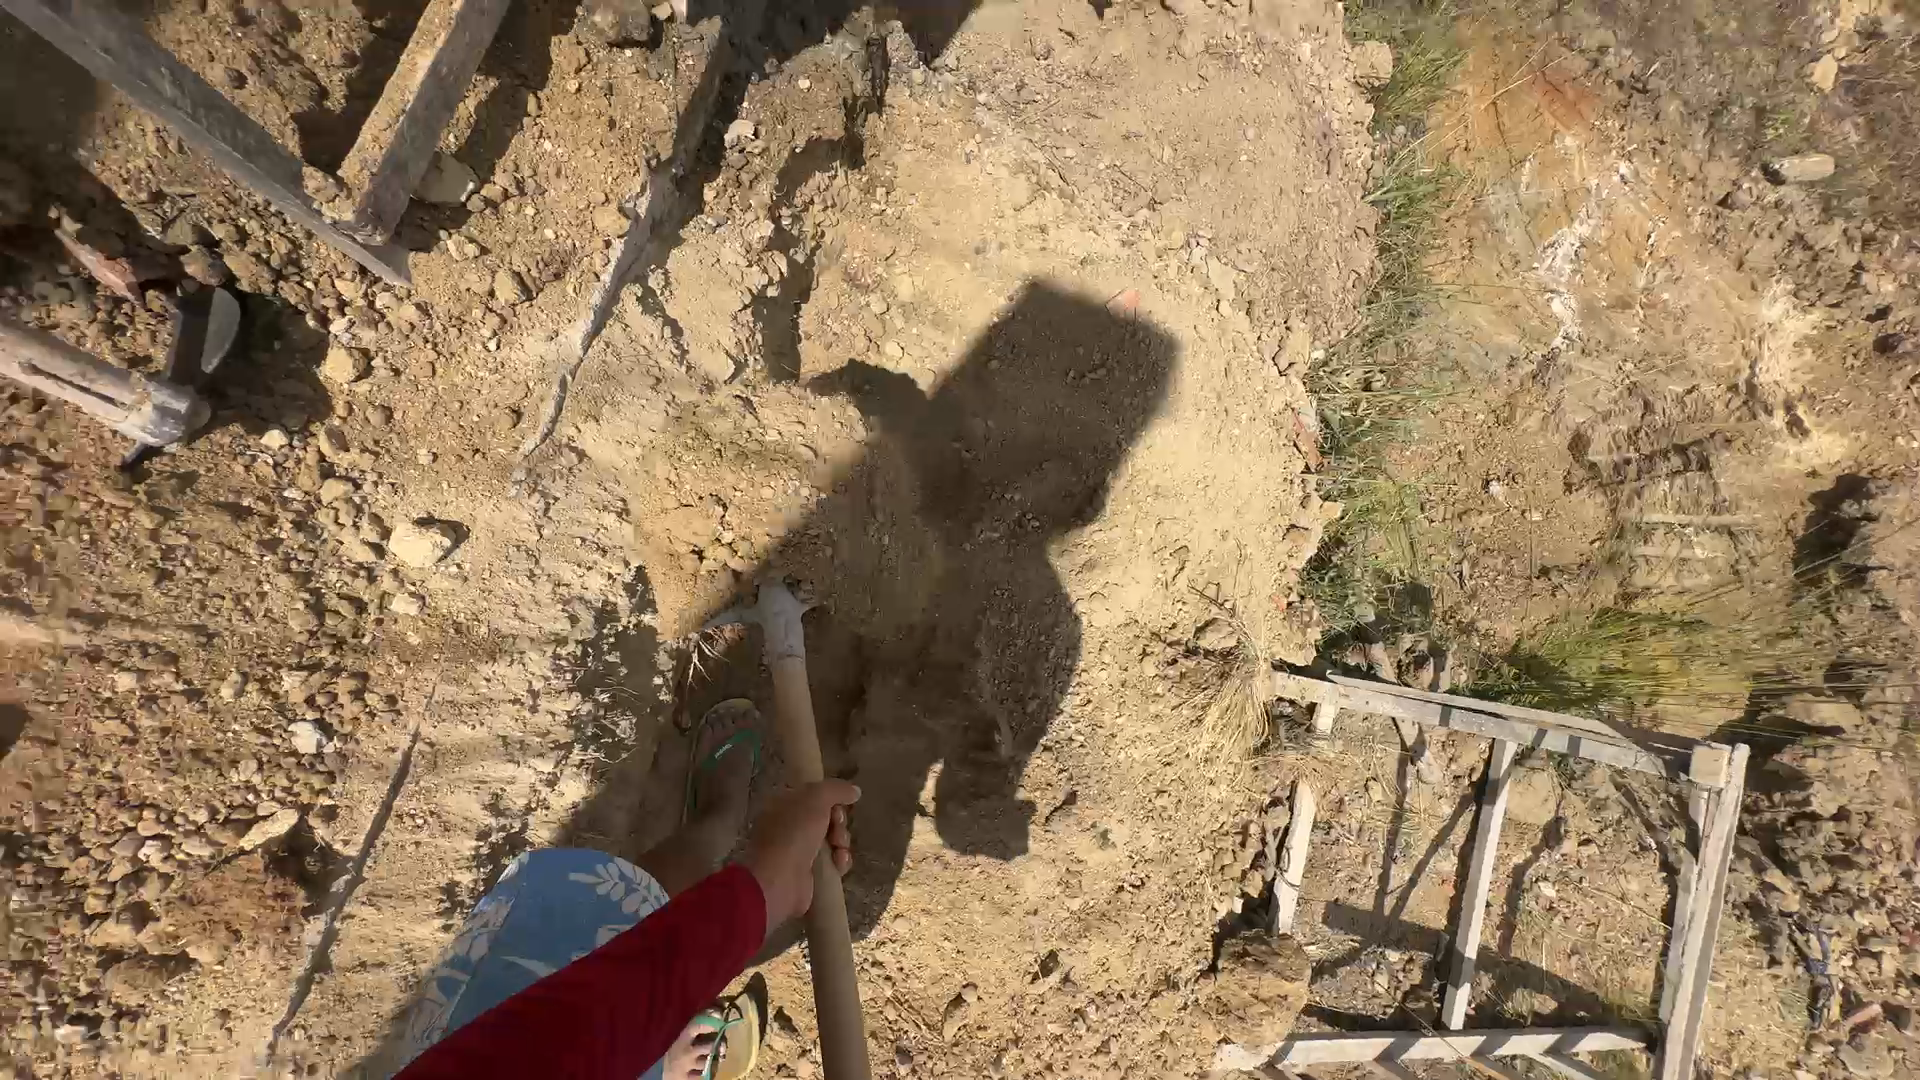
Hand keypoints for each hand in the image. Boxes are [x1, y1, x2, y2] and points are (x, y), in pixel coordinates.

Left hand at [741, 779, 858, 933]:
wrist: (778, 881)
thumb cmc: (793, 832)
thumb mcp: (815, 798)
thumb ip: (837, 789)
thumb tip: (854, 791)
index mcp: (783, 805)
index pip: (813, 795)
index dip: (830, 798)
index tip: (837, 804)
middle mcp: (790, 827)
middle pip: (826, 817)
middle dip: (838, 821)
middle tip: (836, 827)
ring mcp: (799, 852)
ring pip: (832, 839)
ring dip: (842, 841)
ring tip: (838, 848)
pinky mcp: (810, 875)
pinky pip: (833, 862)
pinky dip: (840, 861)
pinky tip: (839, 863)